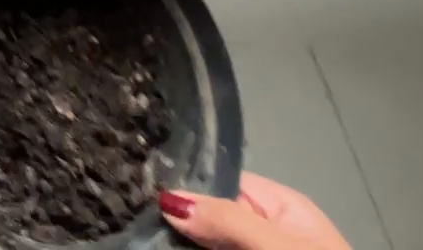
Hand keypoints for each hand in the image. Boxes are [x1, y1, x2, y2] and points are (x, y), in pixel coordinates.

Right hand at [161, 174, 351, 249]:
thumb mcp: (280, 246)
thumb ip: (228, 219)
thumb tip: (167, 199)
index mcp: (281, 205)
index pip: (220, 179)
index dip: (186, 184)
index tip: (147, 186)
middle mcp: (266, 227)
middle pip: (210, 213)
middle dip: (179, 217)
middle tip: (141, 215)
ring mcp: (252, 249)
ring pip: (206, 240)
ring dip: (179, 239)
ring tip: (147, 232)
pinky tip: (163, 246)